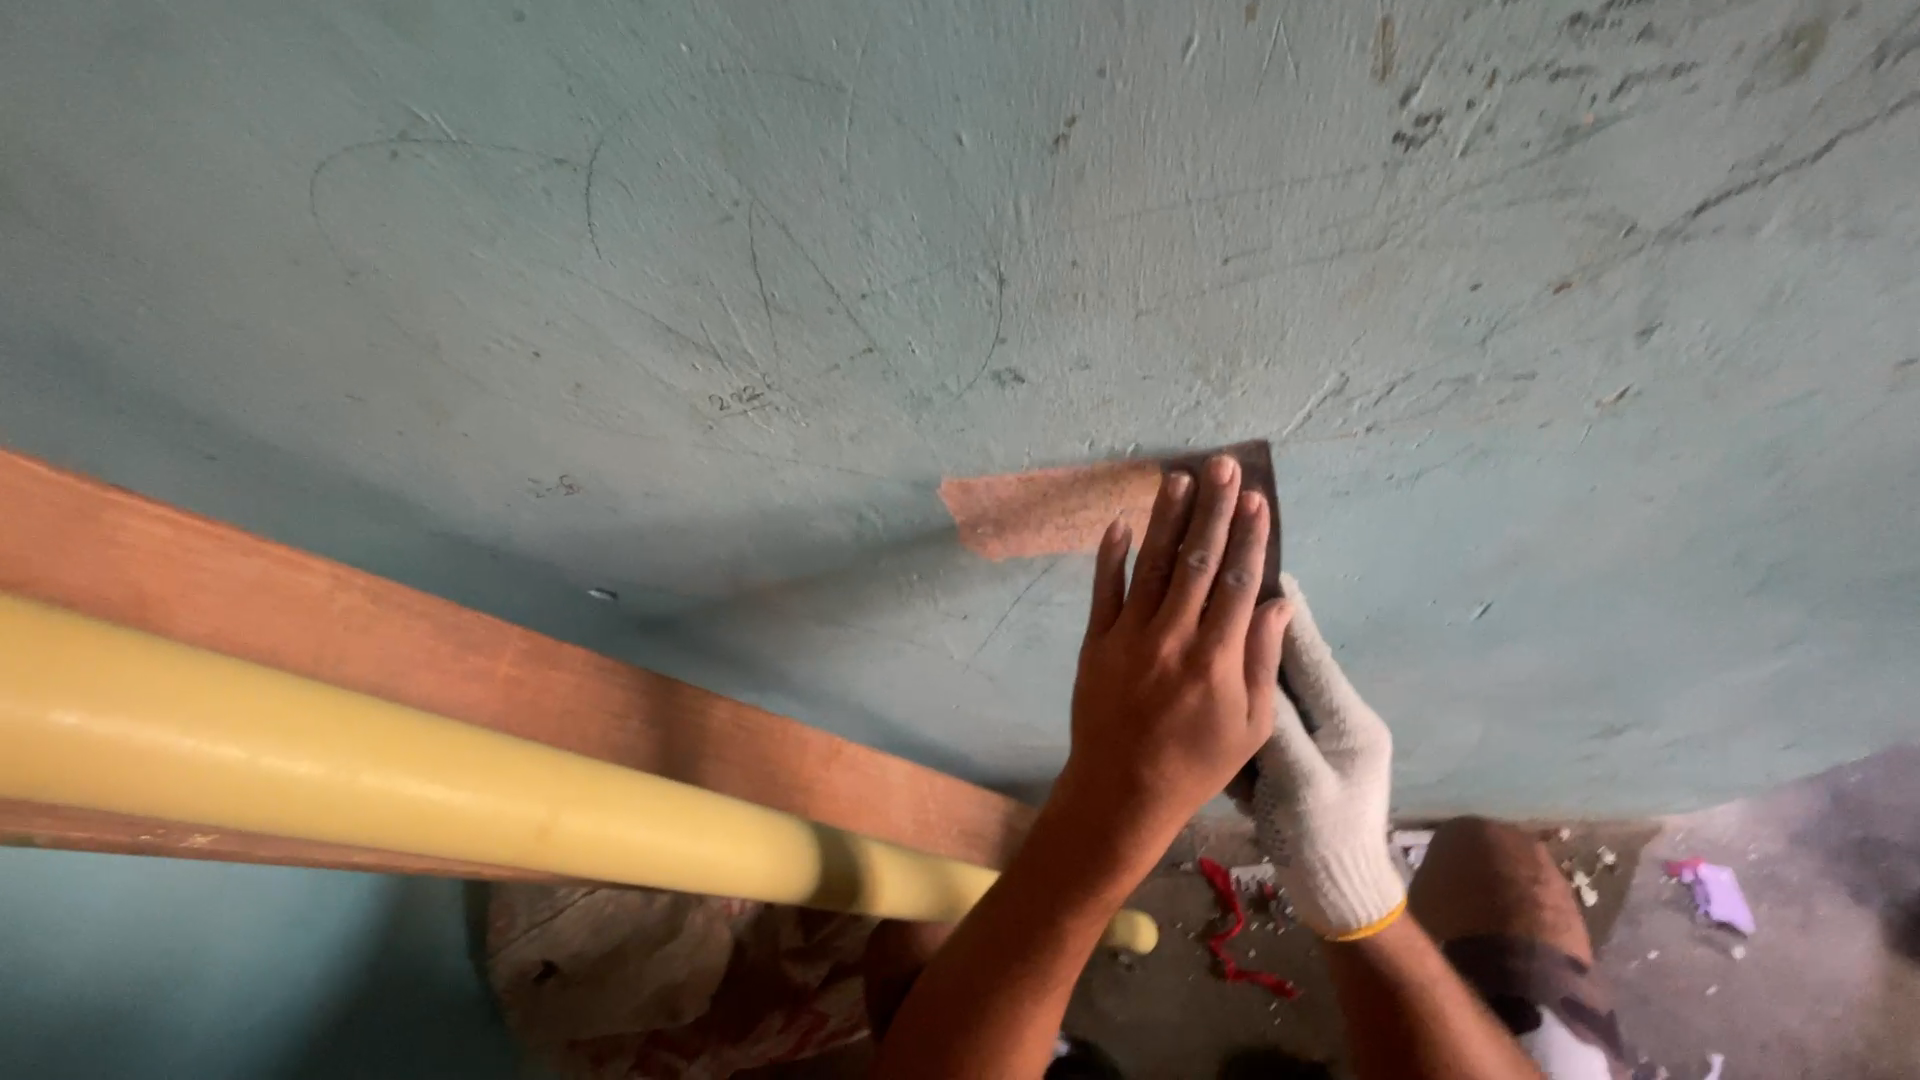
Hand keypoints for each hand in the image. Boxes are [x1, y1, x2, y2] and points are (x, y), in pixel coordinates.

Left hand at [1055, 454, 1293, 853]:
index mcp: (1217, 658)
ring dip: (1167, 519)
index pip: (1238, 581)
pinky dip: (1111, 556)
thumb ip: (1262, 660)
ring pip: (1153, 565)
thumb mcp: (1249, 724)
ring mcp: (1129, 636)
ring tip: (1179, 478)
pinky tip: (1120, 523)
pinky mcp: (1095, 641)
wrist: (1122, 788)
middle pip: (1198, 561)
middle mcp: (1173, 637)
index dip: (1249, 536)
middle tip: (1224, 466)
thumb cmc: (1196, 762)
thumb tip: (1278, 602)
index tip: (1257, 499)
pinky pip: (1103, 590)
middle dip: (1214, 510)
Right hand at [1251, 573, 1404, 939]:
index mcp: (1345, 720)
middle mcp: (1336, 715)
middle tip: (1235, 580)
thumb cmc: (1319, 839)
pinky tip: (1217, 674)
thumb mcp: (1297, 785)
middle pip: (1293, 657)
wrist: (1339, 892)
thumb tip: (1254, 668)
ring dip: (1250, 655)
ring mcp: (1321, 732)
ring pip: (1278, 680)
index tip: (1263, 566)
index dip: (1285, 610)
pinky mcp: (1303, 747)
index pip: (1310, 652)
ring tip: (1218, 617)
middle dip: (1263, 622)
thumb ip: (1277, 726)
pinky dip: (1246, 691)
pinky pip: (1271, 708)